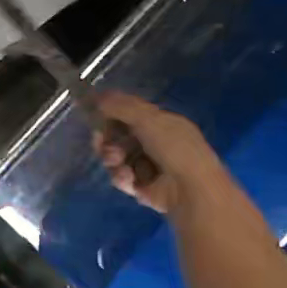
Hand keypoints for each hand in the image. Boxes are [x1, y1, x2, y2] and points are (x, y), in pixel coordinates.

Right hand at [90, 91, 226, 213]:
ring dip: (111, 157)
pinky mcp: (143, 187)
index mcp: (163, 123)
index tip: (94, 112)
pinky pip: (121, 176)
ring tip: (117, 161)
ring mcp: (149, 166)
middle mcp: (156, 142)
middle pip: (119, 135)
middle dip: (106, 137)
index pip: (131, 112)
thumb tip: (97, 97)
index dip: (111, 112)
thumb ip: (120, 105)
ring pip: (116, 156)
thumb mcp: (147, 118)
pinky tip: (128, 178)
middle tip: (100, 139)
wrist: (192, 191)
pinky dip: (121, 176)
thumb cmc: (174, 148)